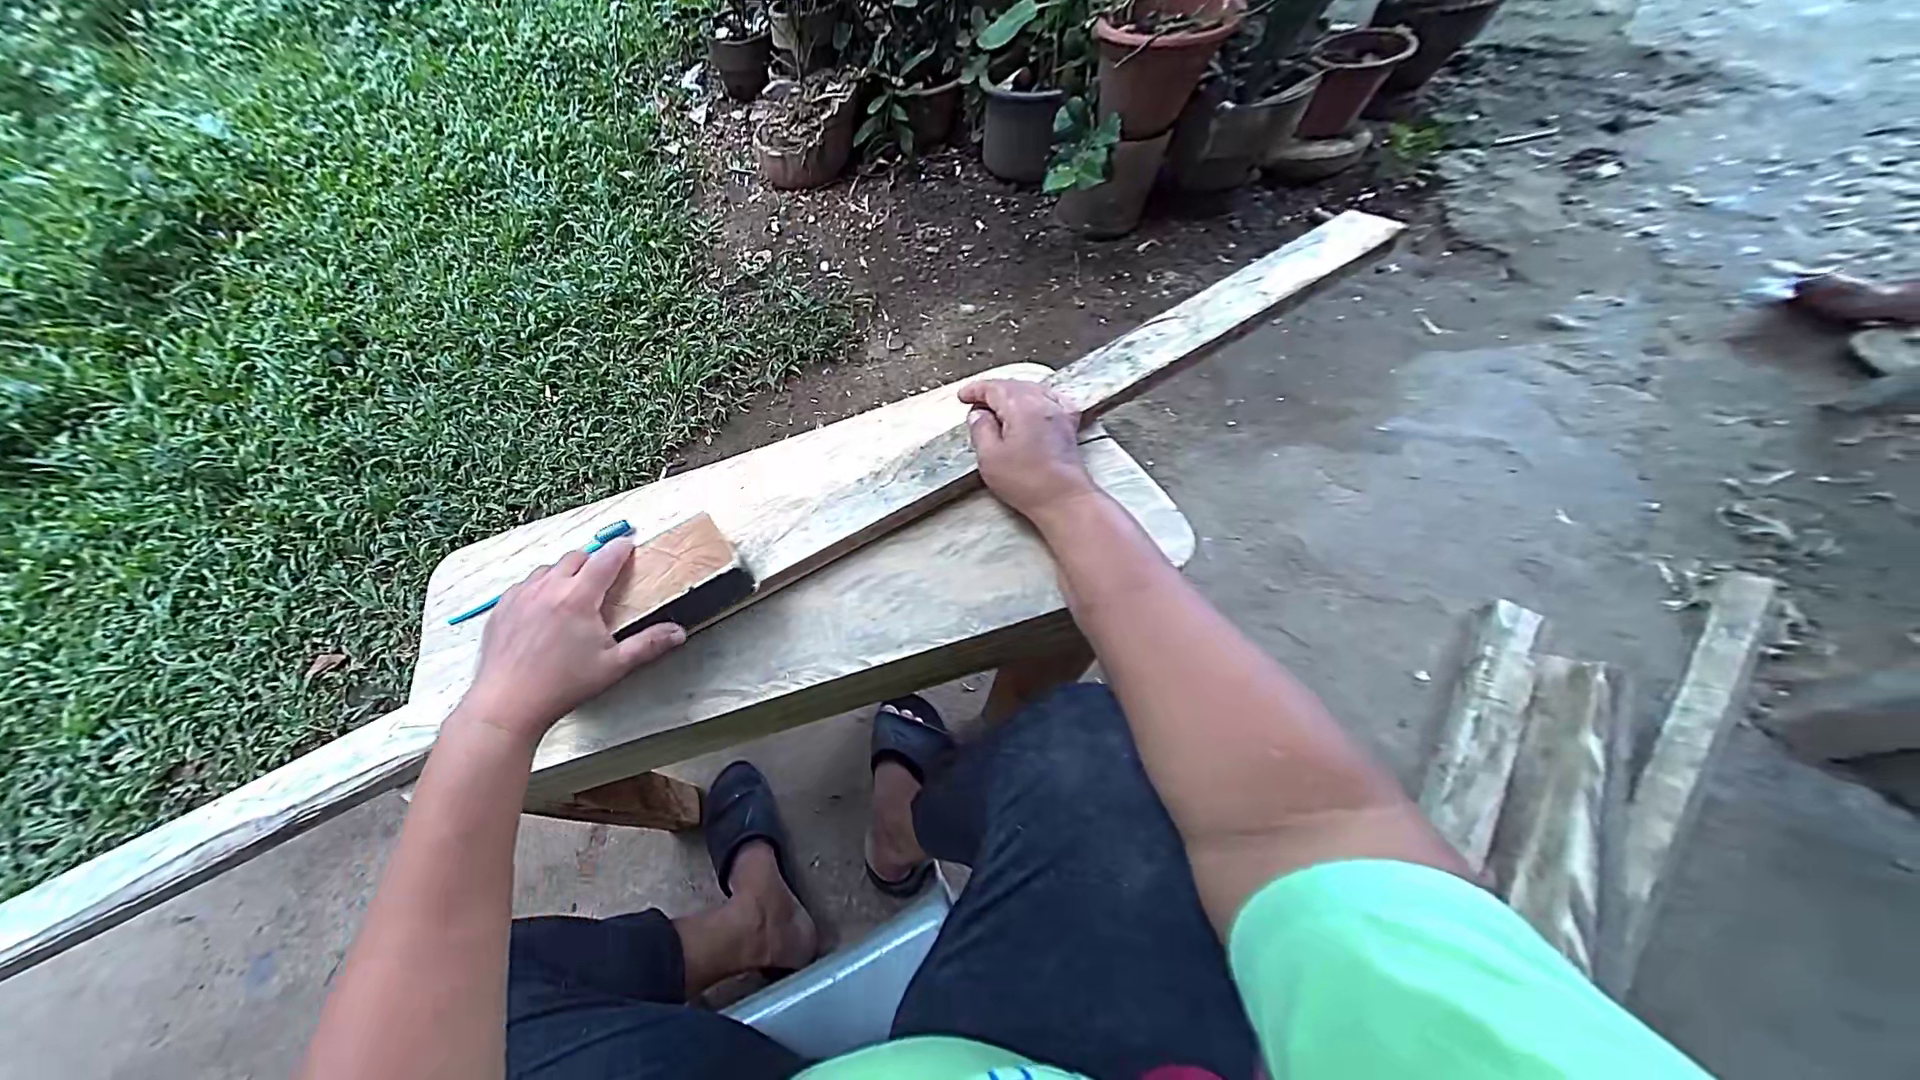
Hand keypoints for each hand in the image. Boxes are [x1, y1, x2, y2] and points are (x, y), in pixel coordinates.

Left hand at [459, 537, 684, 742]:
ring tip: (575, 591)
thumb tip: (676, 632)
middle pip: (575, 557)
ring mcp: (520, 598)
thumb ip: (649, 644)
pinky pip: (524, 584)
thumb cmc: (560, 685)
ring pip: (548, 569)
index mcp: (577, 599)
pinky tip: (546, 606)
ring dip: (565, 572)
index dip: (620, 549)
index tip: (628, 545)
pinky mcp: (501, 610)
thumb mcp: (614, 665)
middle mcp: (547, 590)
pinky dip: (539, 586)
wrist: (507, 705)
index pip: (605, 559)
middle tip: (604, 575)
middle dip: (593, 561)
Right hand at [958, 379, 1097, 520]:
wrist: (1064, 499)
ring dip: (1012, 395)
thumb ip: (981, 430)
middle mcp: (1043, 403)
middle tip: (976, 406)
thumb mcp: (990, 457)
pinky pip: (1051, 401)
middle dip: (992, 392)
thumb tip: (977, 414)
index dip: (976, 389)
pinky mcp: (1068, 426)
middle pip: (1013, 386)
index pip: (994, 388)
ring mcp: (1059, 413)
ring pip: (1032, 391)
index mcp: (1021, 406)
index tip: (963, 396)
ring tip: (998, 408)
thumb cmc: (1026, 481)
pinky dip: (1036, 399)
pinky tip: (1033, 408)